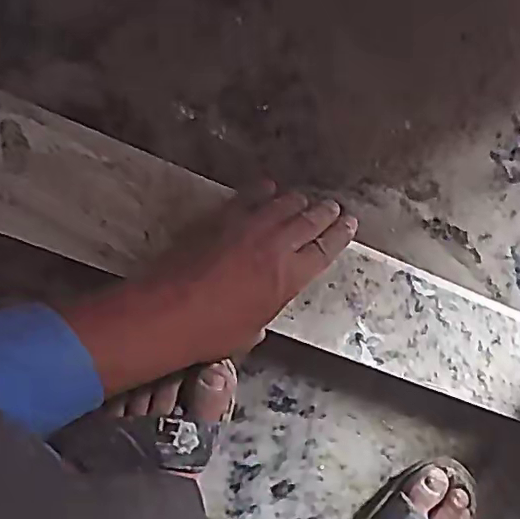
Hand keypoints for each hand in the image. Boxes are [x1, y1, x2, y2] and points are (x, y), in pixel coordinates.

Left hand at [55, 185, 357, 395]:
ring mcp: (248, 227)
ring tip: (305, 200)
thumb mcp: (252, 329)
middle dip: (325, 212)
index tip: (349, 224)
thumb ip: (266, 310)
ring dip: (298, 201)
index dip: (340, 235)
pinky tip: (268, 188)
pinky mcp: (222, 218)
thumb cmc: (212, 331)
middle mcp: (276, 246)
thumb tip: (261, 309)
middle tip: (334, 208)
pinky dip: (263, 191)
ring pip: (283, 203)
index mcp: (290, 277)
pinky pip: (250, 197)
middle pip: (310, 220)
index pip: (325, 249)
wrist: (170, 311)